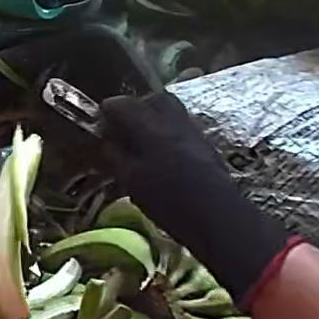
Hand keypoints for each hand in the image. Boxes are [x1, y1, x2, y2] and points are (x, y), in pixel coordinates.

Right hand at [101, 91, 295, 302]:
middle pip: (153, 99)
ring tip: (142, 140)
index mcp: (150, 128)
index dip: (107, 112)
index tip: (99, 126)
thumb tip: (108, 142)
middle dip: (135, 108)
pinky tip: (162, 153)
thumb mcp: (132, 182)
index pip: (122, 104)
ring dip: (153, 118)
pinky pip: (182, 125)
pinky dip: (167, 131)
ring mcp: (194, 131)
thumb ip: (117, 157)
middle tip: (123, 128)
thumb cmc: (169, 203)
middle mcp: (173, 122)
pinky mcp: (206, 145)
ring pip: (171, 110)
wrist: (219, 219)